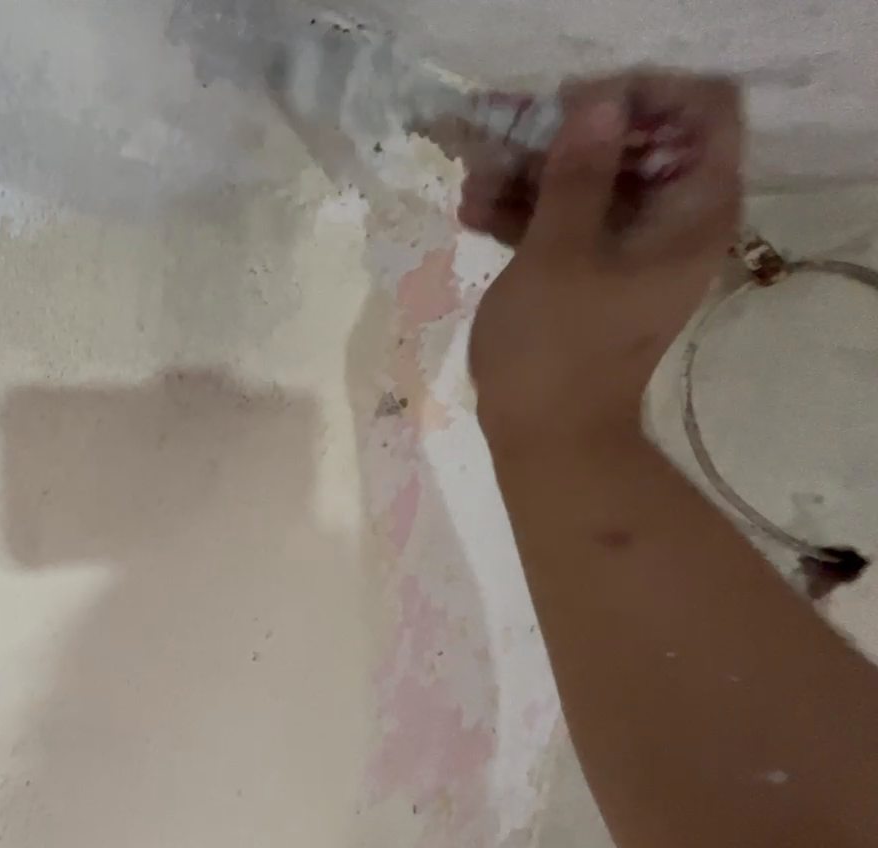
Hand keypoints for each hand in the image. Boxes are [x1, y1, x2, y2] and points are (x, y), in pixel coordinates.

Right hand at [460, 73, 743, 452]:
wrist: (546, 432)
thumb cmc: (553, 348)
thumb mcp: (556, 257)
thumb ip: (576, 177)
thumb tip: (597, 104)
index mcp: (693, 208)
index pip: (696, 110)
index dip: (632, 97)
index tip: (559, 110)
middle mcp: (673, 219)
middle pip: (633, 145)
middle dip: (562, 139)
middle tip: (496, 147)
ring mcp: (629, 247)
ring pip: (588, 183)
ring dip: (530, 176)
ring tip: (470, 186)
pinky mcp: (589, 273)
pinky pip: (564, 223)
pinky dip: (523, 213)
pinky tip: (472, 214)